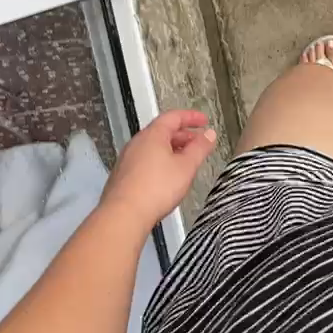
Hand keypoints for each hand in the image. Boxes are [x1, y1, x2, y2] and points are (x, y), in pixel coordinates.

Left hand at [99, 110, 216, 225]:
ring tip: (186, 162)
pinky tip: (168, 177)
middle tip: (199, 143)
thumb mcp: (187, 166)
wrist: (124, 215)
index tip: (203, 121)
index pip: (174, 117)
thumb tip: (209, 135)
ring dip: (172, 150)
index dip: (191, 117)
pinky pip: (145, 161)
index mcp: (152, 135)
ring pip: (153, 148)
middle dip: (184, 135)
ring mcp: (128, 159)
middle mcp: (137, 143)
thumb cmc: (154, 188)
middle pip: (163, 131)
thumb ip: (200, 148)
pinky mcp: (124, 176)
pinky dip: (160, 162)